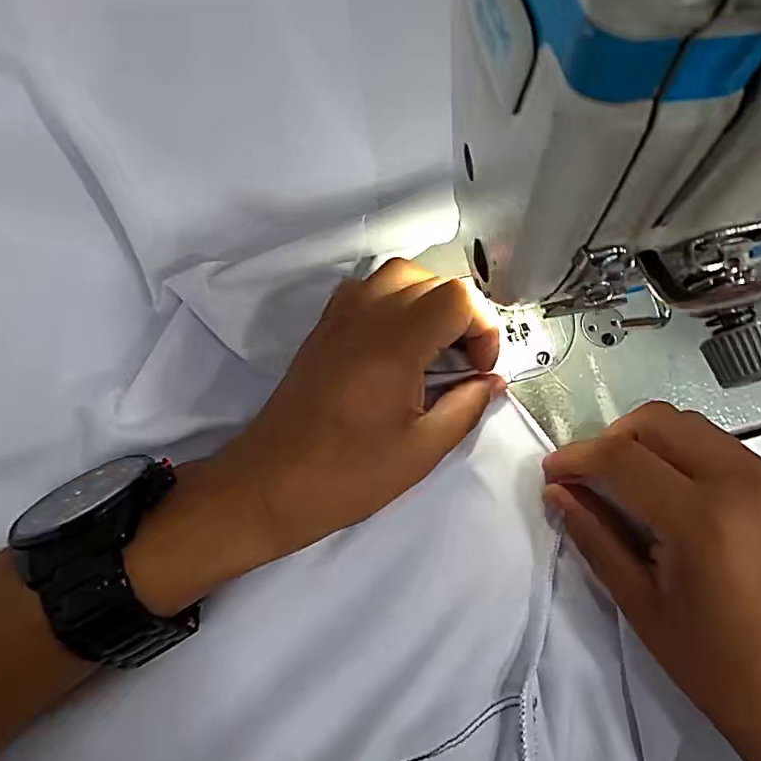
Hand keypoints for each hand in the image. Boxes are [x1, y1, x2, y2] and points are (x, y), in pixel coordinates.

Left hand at [127, 259, 503, 613]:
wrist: (270, 485)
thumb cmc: (347, 474)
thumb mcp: (422, 450)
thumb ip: (466, 406)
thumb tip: (490, 381)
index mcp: (395, 343)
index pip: (458, 298)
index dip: (482, 328)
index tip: (480, 369)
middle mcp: (367, 316)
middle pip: (433, 280)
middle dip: (462, 315)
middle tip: (464, 362)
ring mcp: (340, 317)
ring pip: (398, 275)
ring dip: (428, 299)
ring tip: (436, 345)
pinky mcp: (324, 328)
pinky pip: (367, 289)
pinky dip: (394, 301)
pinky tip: (398, 344)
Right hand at [542, 403, 760, 760]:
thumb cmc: (730, 676)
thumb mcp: (645, 607)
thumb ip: (596, 539)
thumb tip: (562, 495)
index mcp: (703, 520)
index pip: (622, 457)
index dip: (578, 457)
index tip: (557, 470)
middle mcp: (744, 487)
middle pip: (659, 420)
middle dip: (614, 437)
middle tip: (594, 474)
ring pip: (696, 428)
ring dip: (655, 443)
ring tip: (637, 487)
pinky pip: (732, 452)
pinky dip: (694, 459)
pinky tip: (685, 501)